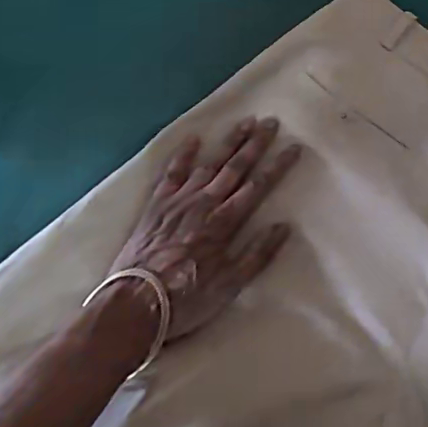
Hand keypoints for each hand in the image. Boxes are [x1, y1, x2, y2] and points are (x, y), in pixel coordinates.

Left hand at [110, 117, 302, 342]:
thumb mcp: (230, 284)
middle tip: (271, 122)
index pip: (258, 185)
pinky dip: (183, 155)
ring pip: (210, 163)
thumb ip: (258, 254)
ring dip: (229, 142)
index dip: (278, 165)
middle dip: (256, 143)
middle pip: (236, 167)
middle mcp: (206, 202)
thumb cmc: (187, 297)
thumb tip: (283, 226)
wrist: (134, 304)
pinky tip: (194, 139)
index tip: (294, 147)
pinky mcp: (157, 205)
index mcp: (225, 220)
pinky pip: (172, 173)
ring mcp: (180, 200)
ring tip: (245, 122)